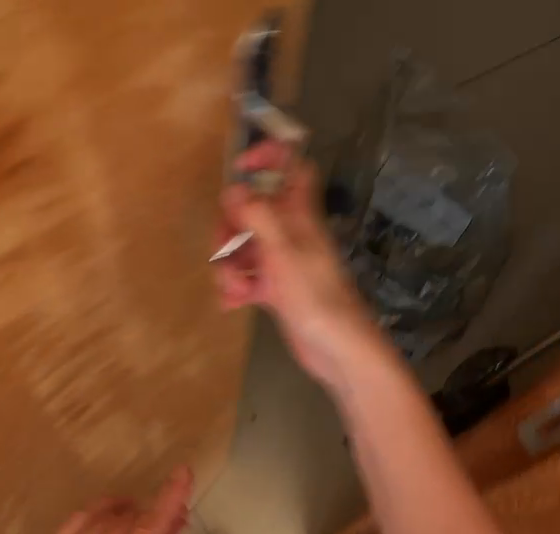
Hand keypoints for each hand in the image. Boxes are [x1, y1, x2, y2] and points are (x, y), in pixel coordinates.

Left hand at [8, 468, 193, 533]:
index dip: (169, 500)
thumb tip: (175, 525)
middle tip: (171, 517)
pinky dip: (99, 516)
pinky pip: (77, 523)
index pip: (149, 532)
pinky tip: (112, 520)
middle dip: (152, 513)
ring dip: (127, 513)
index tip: (184, 475)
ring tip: (142, 521)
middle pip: (127, 521)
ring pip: (102, 518)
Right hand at [212, 143, 385, 388]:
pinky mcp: (278, 291)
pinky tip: (233, 303)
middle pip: (252, 212)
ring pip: (245, 248)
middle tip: (223, 250)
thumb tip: (235, 189)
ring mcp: (283, 263)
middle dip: (230, 230)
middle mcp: (291, 234)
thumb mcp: (283, 251)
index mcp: (299, 216)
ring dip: (230, 266)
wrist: (336, 348)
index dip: (268, 159)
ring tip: (232, 289)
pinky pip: (248, 279)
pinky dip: (237, 288)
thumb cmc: (316, 296)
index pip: (290, 168)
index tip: (240, 168)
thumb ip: (259, 216)